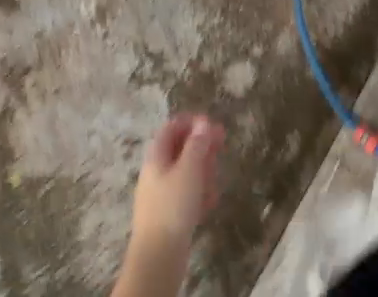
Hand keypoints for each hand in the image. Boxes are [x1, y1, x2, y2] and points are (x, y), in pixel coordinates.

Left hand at [131, 114, 225, 248]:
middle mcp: (157, 172)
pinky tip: (209, 203)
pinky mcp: (170, 213)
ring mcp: (163, 194)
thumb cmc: (174, 205)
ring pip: (187, 172)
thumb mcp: (189, 169)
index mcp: (157, 156)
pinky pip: (188, 194)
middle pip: (181, 149)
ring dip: (204, 172)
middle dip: (202, 147)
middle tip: (221, 146)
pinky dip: (200, 194)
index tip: (213, 124)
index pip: (172, 127)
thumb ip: (197, 144)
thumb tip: (203, 123)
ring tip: (214, 182)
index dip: (192, 122)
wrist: (159, 256)